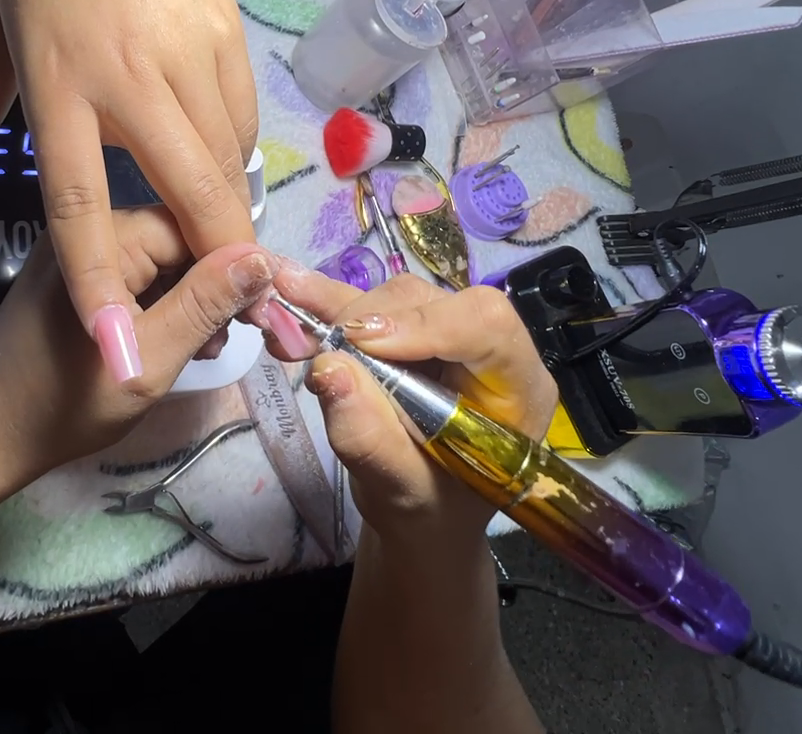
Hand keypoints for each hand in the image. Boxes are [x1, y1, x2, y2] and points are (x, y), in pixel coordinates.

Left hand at [0, 0, 259, 383]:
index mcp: (59, 86)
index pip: (80, 208)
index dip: (99, 289)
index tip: (121, 354)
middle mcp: (129, 82)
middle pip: (188, 194)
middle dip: (218, 261)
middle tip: (228, 304)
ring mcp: (187, 58)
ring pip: (227, 160)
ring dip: (228, 207)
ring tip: (223, 237)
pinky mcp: (229, 37)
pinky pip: (241, 118)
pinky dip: (234, 152)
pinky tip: (220, 158)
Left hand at [0, 208, 272, 484]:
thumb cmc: (66, 406)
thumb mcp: (148, 360)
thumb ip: (204, 305)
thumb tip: (262, 256)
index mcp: (101, 234)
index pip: (190, 222)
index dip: (233, 266)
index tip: (259, 313)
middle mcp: (88, 225)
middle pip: (178, 236)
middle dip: (213, 285)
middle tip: (228, 340)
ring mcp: (80, 248)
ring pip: (163, 256)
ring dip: (193, 298)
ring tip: (204, 348)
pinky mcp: (77, 273)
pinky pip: (138, 272)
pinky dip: (165, 303)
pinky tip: (177, 340)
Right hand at [267, 267, 558, 547]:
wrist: (421, 512)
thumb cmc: (430, 508)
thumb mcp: (404, 490)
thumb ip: (371, 438)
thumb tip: (328, 369)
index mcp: (513, 386)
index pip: (486, 324)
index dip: (424, 323)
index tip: (364, 345)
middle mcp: (483, 347)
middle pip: (431, 301)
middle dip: (370, 321)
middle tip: (320, 352)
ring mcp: (440, 331)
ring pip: (392, 295)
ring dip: (340, 312)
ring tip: (293, 338)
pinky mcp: (401, 327)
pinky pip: (362, 301)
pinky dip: (322, 300)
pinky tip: (288, 288)